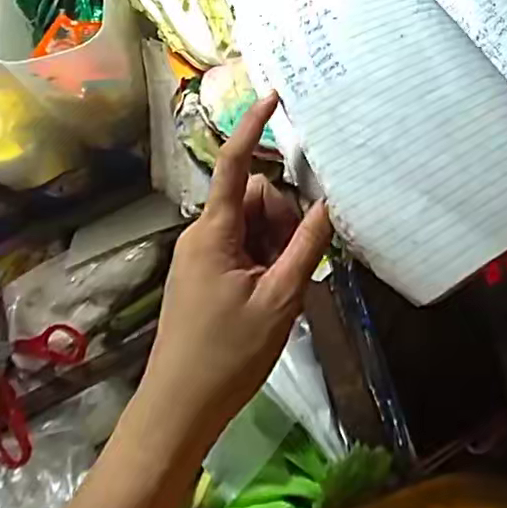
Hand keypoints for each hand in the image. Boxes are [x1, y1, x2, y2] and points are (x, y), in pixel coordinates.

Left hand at [140, 92, 332, 436]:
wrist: (178, 409)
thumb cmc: (227, 355)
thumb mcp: (278, 300)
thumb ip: (305, 247)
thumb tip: (327, 202)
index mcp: (215, 231)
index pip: (236, 165)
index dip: (252, 127)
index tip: (272, 98)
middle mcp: (205, 233)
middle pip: (257, 200)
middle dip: (283, 222)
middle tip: (294, 269)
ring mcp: (203, 254)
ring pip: (254, 225)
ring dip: (277, 246)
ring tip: (282, 292)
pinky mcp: (206, 272)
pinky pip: (244, 247)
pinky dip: (265, 260)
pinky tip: (271, 295)